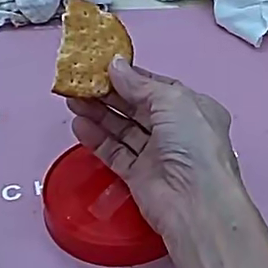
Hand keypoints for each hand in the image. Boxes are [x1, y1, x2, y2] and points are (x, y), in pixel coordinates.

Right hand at [66, 59, 241, 239]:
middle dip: (110, 95)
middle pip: (138, 108)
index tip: (105, 68)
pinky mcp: (140, 176)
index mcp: (195, 109)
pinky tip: (79, 125)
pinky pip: (115, 153)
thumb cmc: (194, 144)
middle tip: (81, 83)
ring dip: (99, 114)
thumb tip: (116, 66)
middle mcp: (178, 131)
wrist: (195, 202)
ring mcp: (159, 154)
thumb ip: (140, 84)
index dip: (133, 78)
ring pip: (124, 129)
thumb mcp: (172, 101)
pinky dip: (98, 139)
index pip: (159, 88)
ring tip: (73, 100)